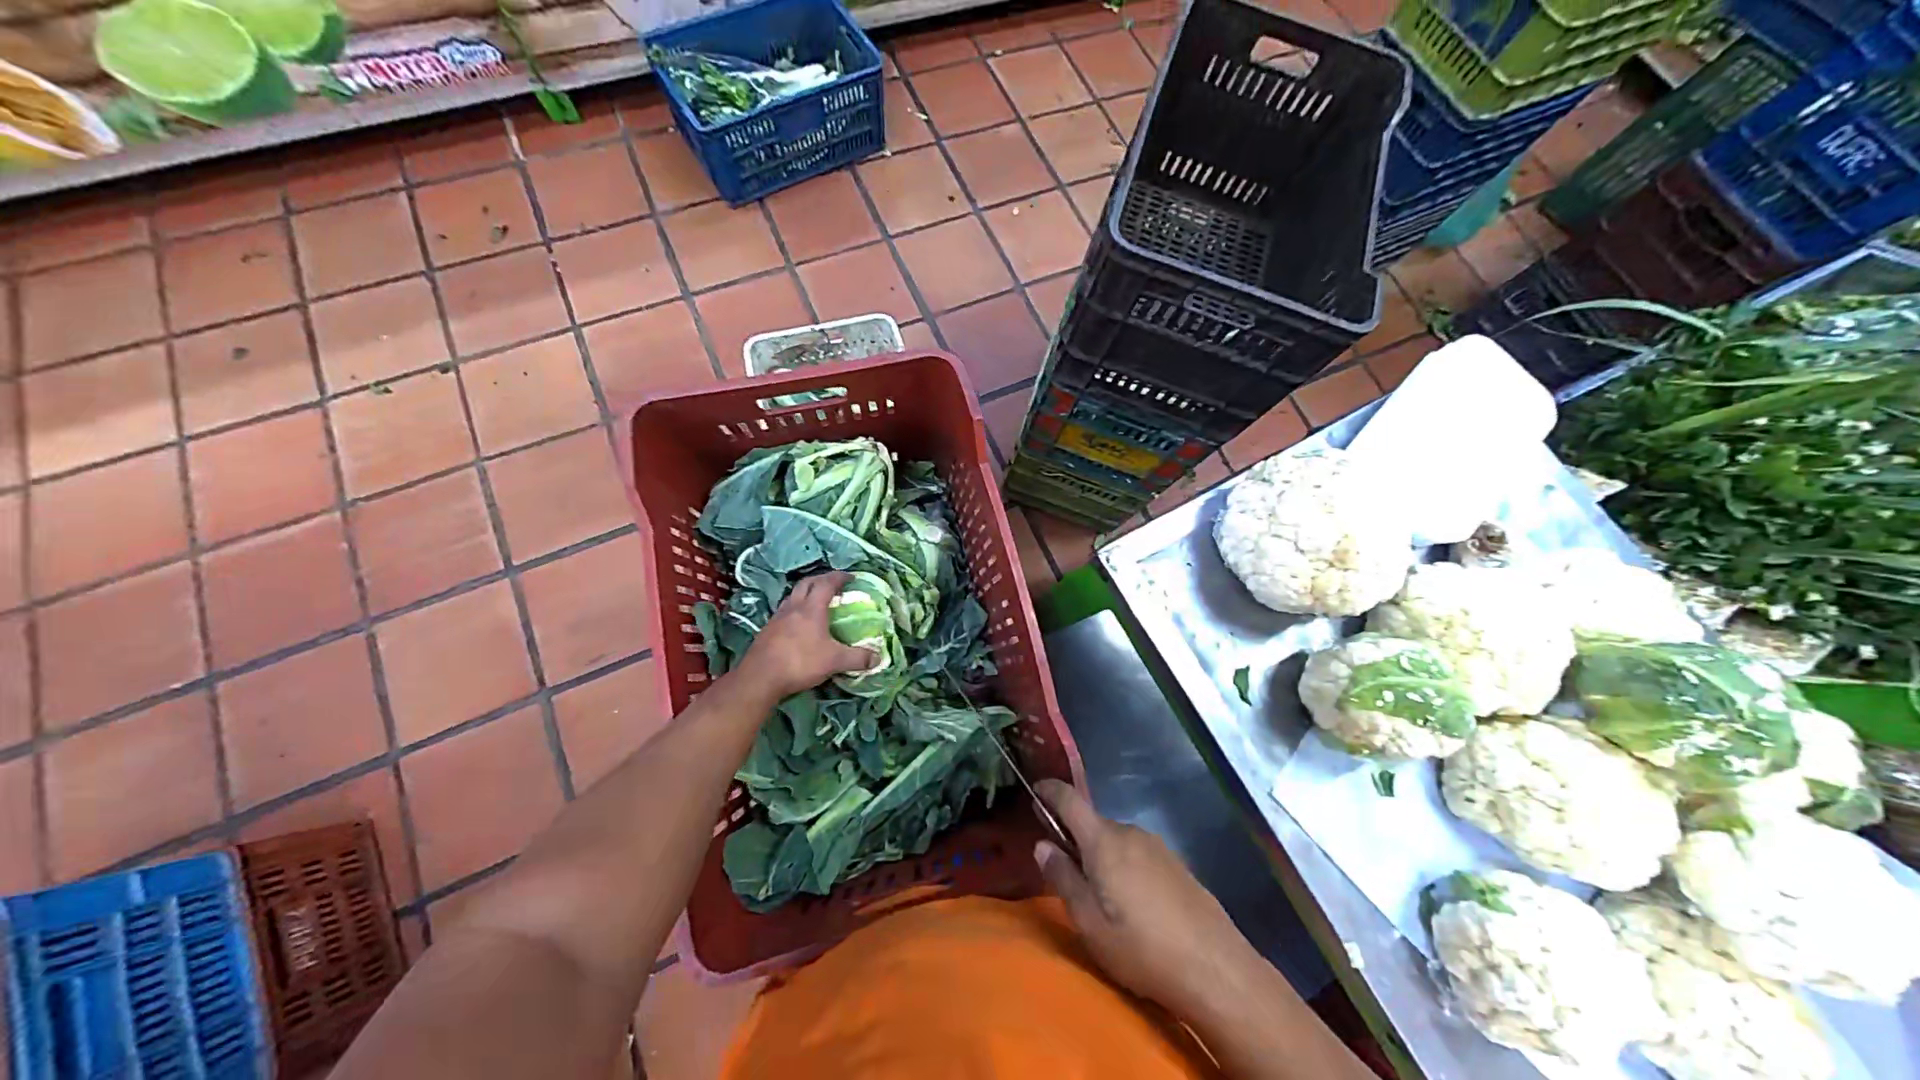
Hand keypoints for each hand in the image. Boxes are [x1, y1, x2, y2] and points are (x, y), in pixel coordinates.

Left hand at [734, 572, 876, 698]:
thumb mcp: (834, 661)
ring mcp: (777, 618)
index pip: (826, 583)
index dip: (839, 577)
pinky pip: (784, 611)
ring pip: (793, 596)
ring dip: (805, 593)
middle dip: (821, 579)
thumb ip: (857, 658)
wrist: (760, 677)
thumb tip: (877, 659)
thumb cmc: (800, 662)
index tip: (850, 577)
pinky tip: (798, 623)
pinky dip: (795, 610)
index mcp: (811, 608)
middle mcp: (793, 607)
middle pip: (807, 583)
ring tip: (815, 601)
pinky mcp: (767, 630)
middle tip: (833, 584)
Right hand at [1034, 779, 1261, 1015]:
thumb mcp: (1089, 923)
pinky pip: (1138, 855)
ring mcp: (1158, 847)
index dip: (1049, 791)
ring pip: (1117, 842)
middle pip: (1093, 825)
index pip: (1069, 800)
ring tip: (1100, 898)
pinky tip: (1133, 906)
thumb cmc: (1142, 948)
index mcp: (1104, 841)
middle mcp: (1131, 833)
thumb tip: (1043, 845)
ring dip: (1102, 857)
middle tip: (1064, 873)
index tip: (1034, 791)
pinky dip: (1125, 868)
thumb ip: (1063, 878)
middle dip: (1075, 840)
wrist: (1216, 969)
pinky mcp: (1177, 865)